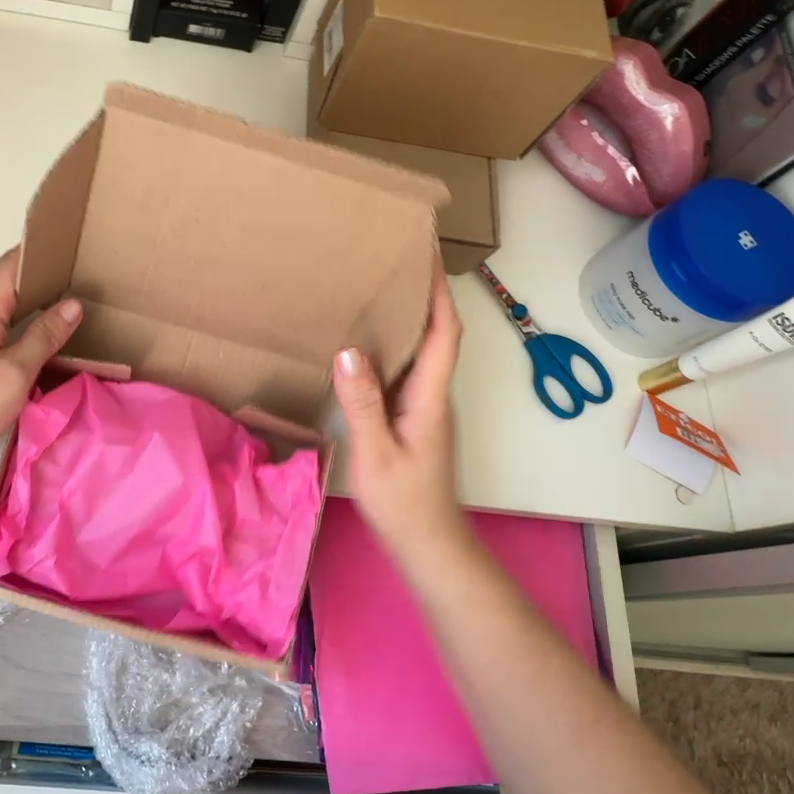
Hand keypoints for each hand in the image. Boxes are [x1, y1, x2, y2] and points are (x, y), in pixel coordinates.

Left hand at [0, 248, 81, 482]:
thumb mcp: (15, 373)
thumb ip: (44, 336)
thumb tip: (72, 305)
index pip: (12, 264)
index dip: (42, 252)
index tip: (75, 247)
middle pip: (7, 280)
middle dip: (42, 273)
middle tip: (83, 273)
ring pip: (3, 303)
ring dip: (33, 298)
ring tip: (71, 299)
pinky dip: (22, 320)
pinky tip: (43, 333)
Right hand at [332, 277, 468, 566]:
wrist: (427, 544)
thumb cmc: (404, 502)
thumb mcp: (376, 453)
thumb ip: (363, 403)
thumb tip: (349, 349)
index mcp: (431, 396)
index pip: (444, 330)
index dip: (437, 288)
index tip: (428, 249)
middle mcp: (434, 394)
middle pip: (438, 332)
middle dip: (423, 291)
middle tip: (396, 258)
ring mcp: (426, 407)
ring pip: (423, 350)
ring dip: (410, 316)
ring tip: (378, 288)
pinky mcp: (414, 419)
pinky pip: (407, 369)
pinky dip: (395, 345)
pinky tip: (367, 344)